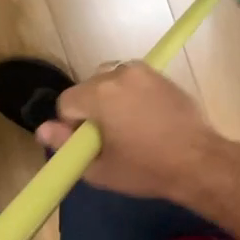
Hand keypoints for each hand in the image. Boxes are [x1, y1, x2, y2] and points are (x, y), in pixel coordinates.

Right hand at [35, 61, 228, 200]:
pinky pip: (134, 81)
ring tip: (127, 127)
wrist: (198, 160)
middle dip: (90, 109)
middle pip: (88, 87)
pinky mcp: (162, 75)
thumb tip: (42, 129)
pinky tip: (145, 119)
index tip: (88, 145)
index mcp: (100, 93)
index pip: (66, 102)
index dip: (71, 126)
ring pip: (111, 80)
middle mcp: (120, 72)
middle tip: (108, 138)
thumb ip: (67, 146)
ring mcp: (144, 71)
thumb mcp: (100, 168)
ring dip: (110, 98)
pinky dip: (131, 94)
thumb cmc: (146, 168)